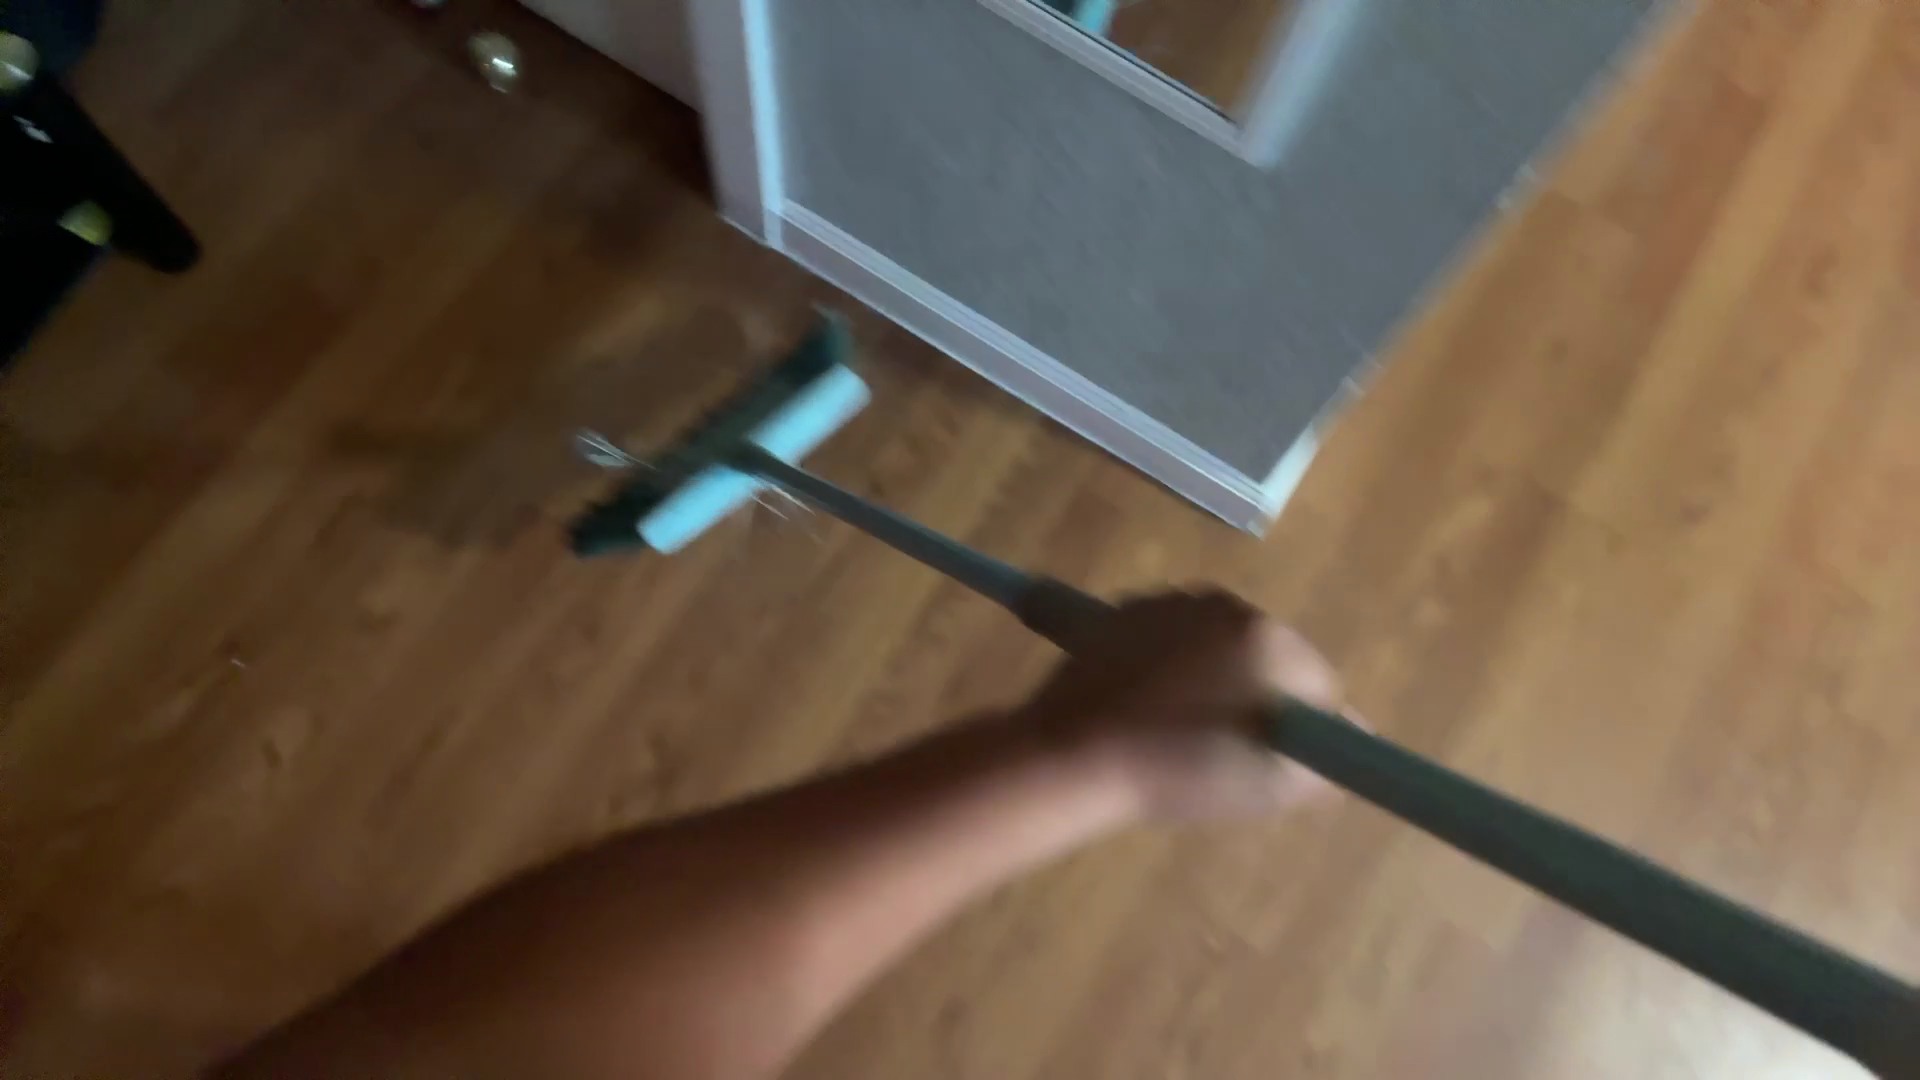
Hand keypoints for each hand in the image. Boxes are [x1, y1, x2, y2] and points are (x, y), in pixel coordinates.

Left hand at [1019, 589, 1353, 821]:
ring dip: (1210, 672)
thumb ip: (1326, 761)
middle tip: (1219, 742)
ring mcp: (1166, 601)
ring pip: (1213, 641)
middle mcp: (1221, 602)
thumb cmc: (1179, 770)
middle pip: (1264, 653)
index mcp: (1266, 637)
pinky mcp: (1122, 610)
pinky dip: (1167, 659)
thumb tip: (1352, 733)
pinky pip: (1168, 636)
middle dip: (1254, 692)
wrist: (1076, 752)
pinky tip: (1143, 697)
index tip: (1268, 756)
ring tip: (1175, 722)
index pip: (1316, 682)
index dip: (1301, 725)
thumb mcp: (1269, 786)